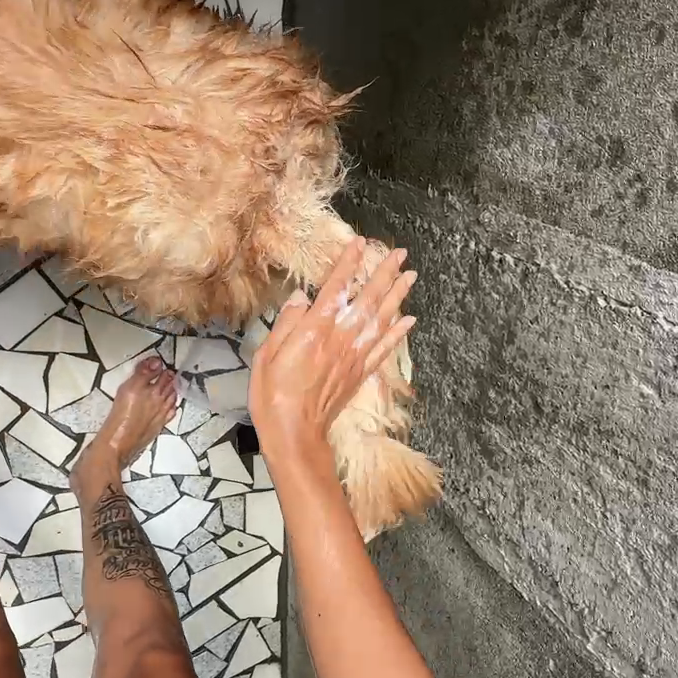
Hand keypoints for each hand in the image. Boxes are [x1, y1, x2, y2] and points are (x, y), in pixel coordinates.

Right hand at [249, 238, 416, 452]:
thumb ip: (285, 323)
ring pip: (381, 320)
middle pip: (367, 299)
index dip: (349, 264)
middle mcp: (340, 339)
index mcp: (314, 331)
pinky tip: (409, 320)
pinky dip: (398, 333)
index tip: (360, 243)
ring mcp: (354, 357)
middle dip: (384, 274)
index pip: (336, 289)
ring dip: (398, 296)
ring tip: (410, 276)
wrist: (295, 434)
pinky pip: (384, 349)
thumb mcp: (266, 355)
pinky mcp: (360, 374)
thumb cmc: (273, 396)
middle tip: (400, 253)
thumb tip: (300, 297)